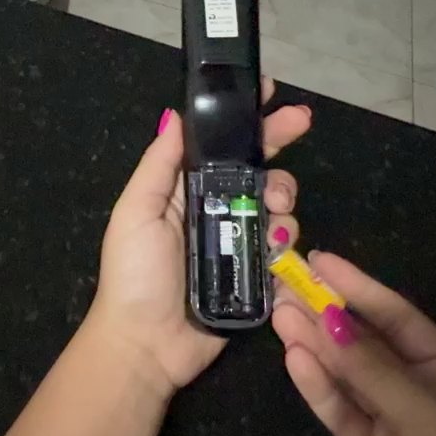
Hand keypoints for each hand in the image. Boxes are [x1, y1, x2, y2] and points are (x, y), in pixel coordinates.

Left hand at [85, 81, 311, 395]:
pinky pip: (282, 248)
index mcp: (185, 188)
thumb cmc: (134, 273)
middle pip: (256, 167)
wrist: (146, 344)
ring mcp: (238, 240)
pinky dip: (287, 239)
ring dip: (283, 195)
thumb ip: (159, 164)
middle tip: (301, 122)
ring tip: (275, 207)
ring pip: (276, 204)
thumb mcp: (136, 210)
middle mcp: (216, 208)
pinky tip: (280, 241)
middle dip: (279, 141)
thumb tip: (175, 114)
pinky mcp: (256, 274)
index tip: (270, 91)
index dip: (244, 118)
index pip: (220, 145)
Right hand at [273, 253, 435, 435]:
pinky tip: (294, 361)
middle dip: (327, 313)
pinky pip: (341, 416)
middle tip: (284, 283)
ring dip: (314, 347)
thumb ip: (379, 373)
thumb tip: (330, 319)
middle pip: (367, 344)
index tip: (319, 259)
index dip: (359, 287)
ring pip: (347, 377)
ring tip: (278, 315)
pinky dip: (318, 389)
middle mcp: (421, 394)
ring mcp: (394, 429)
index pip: (399, 318)